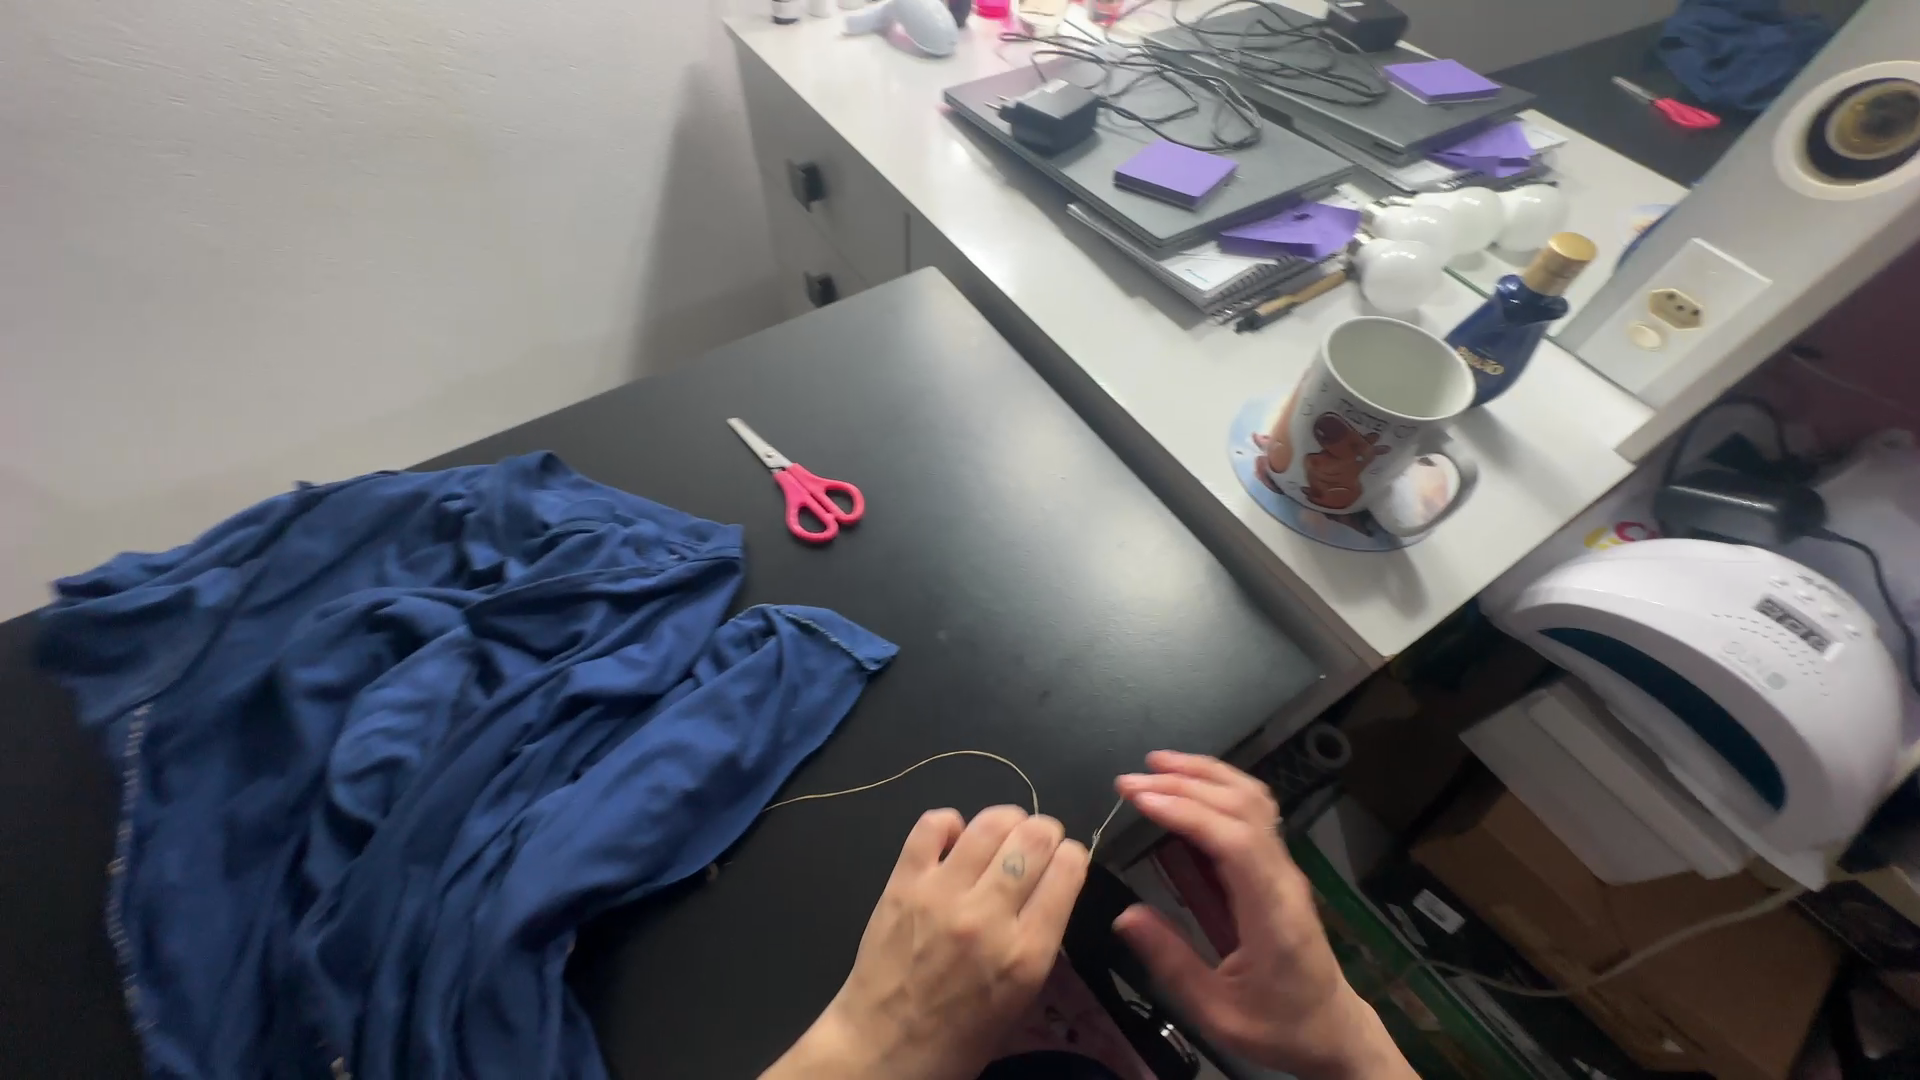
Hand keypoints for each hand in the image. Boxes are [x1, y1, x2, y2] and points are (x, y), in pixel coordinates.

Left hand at [762, 805, 1089, 1079]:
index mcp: (1025, 954)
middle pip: (1034, 838)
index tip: (1067, 858)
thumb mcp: (1021, 1000)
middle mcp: (987, 916)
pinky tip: (955, 838)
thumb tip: (1051, 883)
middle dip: (1046, 830)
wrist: (883, 1050)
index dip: (1072, 855)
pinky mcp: (904, 881)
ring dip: (1007, 819)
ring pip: (989, 824)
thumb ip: (1041, 938)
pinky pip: (933, 824)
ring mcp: (942, 894)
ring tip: (1005, 830)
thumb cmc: (959, 1036)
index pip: (1066, 870)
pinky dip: (951, 822)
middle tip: (1039, 839)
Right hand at [1113, 752, 1415, 1079]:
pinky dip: (1219, 783)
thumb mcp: (1218, 1014)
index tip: (1139, 799)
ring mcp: (1283, 865)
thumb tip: (1124, 915)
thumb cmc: (1279, 1027)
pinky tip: (1190, 780)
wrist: (1335, 1033)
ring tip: (1157, 764)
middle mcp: (1282, 875)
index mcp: (1272, 911)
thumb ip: (1171, 963)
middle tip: (1129, 781)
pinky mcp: (1276, 863)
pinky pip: (1253, 809)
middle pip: (1240, 807)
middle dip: (1182, 784)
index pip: (1233, 839)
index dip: (1185, 811)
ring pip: (1251, 798)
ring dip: (1204, 773)